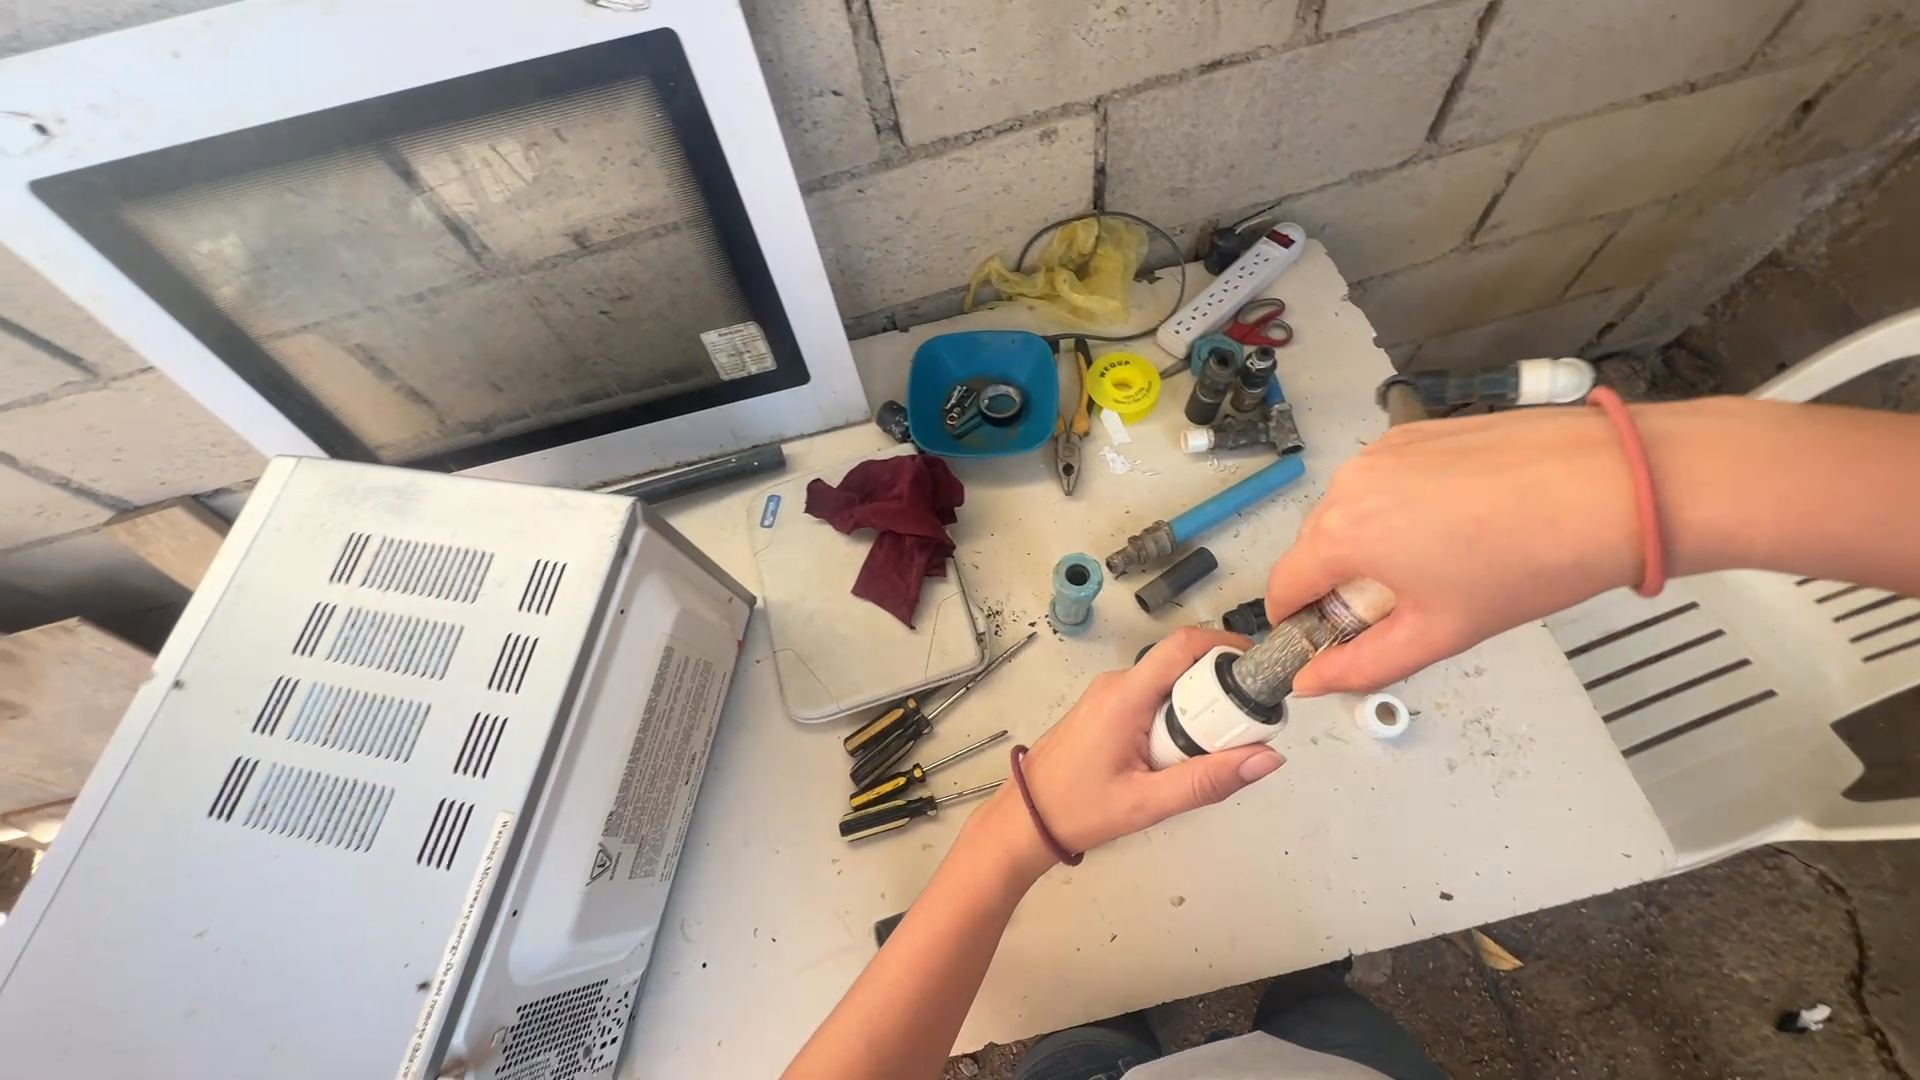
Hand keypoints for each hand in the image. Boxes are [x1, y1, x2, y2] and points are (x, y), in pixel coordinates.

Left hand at [995, 627, 1285, 858]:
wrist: (1027, 816)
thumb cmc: (1074, 808)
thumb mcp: (1148, 802)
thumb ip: (1208, 780)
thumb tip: (1263, 759)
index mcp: (1124, 697)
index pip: (1182, 647)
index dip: (1225, 646)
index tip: (1255, 668)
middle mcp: (1115, 685)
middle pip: (1182, 666)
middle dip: (1217, 693)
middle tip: (1237, 732)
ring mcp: (1109, 694)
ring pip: (1169, 684)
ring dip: (1195, 711)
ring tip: (1201, 754)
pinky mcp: (1108, 707)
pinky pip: (1152, 698)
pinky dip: (1174, 719)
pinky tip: (1173, 756)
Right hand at [1264, 404, 1653, 695]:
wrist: (1618, 486)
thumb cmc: (1531, 561)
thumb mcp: (1440, 631)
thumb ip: (1361, 665)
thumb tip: (1312, 681)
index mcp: (1341, 534)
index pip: (1282, 584)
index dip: (1292, 617)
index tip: (1318, 632)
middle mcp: (1346, 483)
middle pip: (1313, 545)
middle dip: (1337, 578)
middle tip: (1397, 599)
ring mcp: (1378, 452)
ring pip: (1346, 510)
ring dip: (1367, 538)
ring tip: (1435, 553)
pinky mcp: (1411, 432)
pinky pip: (1380, 480)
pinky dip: (1396, 503)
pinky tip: (1451, 516)